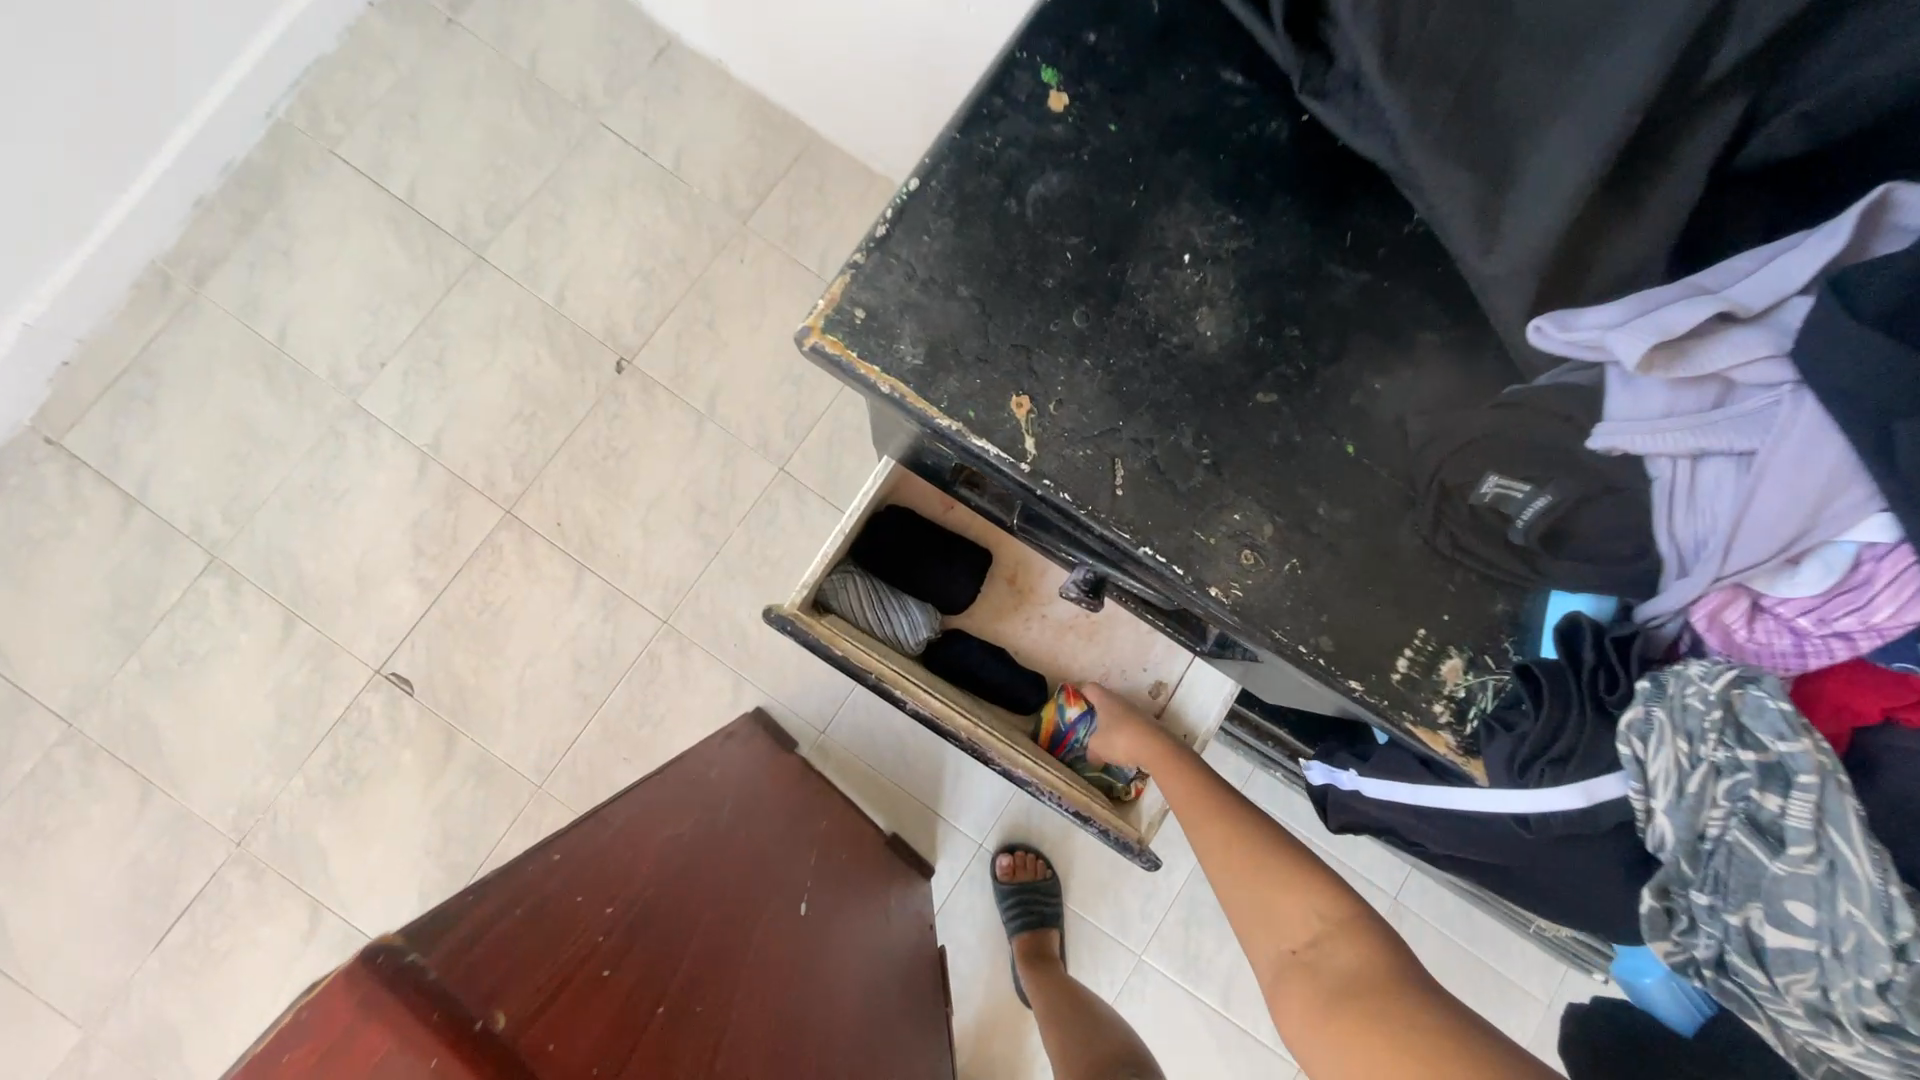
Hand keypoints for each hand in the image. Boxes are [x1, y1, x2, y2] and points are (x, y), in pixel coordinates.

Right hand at [1080, 683, 1172, 768]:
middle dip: (1096, 712)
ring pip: (1119, 714)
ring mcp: (1137, 712)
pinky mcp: (1148, 725)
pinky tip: (1122, 750)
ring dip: (1111, 725)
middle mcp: (1121, 701)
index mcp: (1105, 700)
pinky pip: (1131, 727)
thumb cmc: (1120, 740)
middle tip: (1086, 726)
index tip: (1074, 703)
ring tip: (1104, 741)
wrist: (1157, 748)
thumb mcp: (1096, 747)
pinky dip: (1125, 735)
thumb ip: (1090, 748)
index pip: (1089, 687)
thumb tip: (1091, 754)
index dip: (1079, 692)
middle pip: (1105, 701)